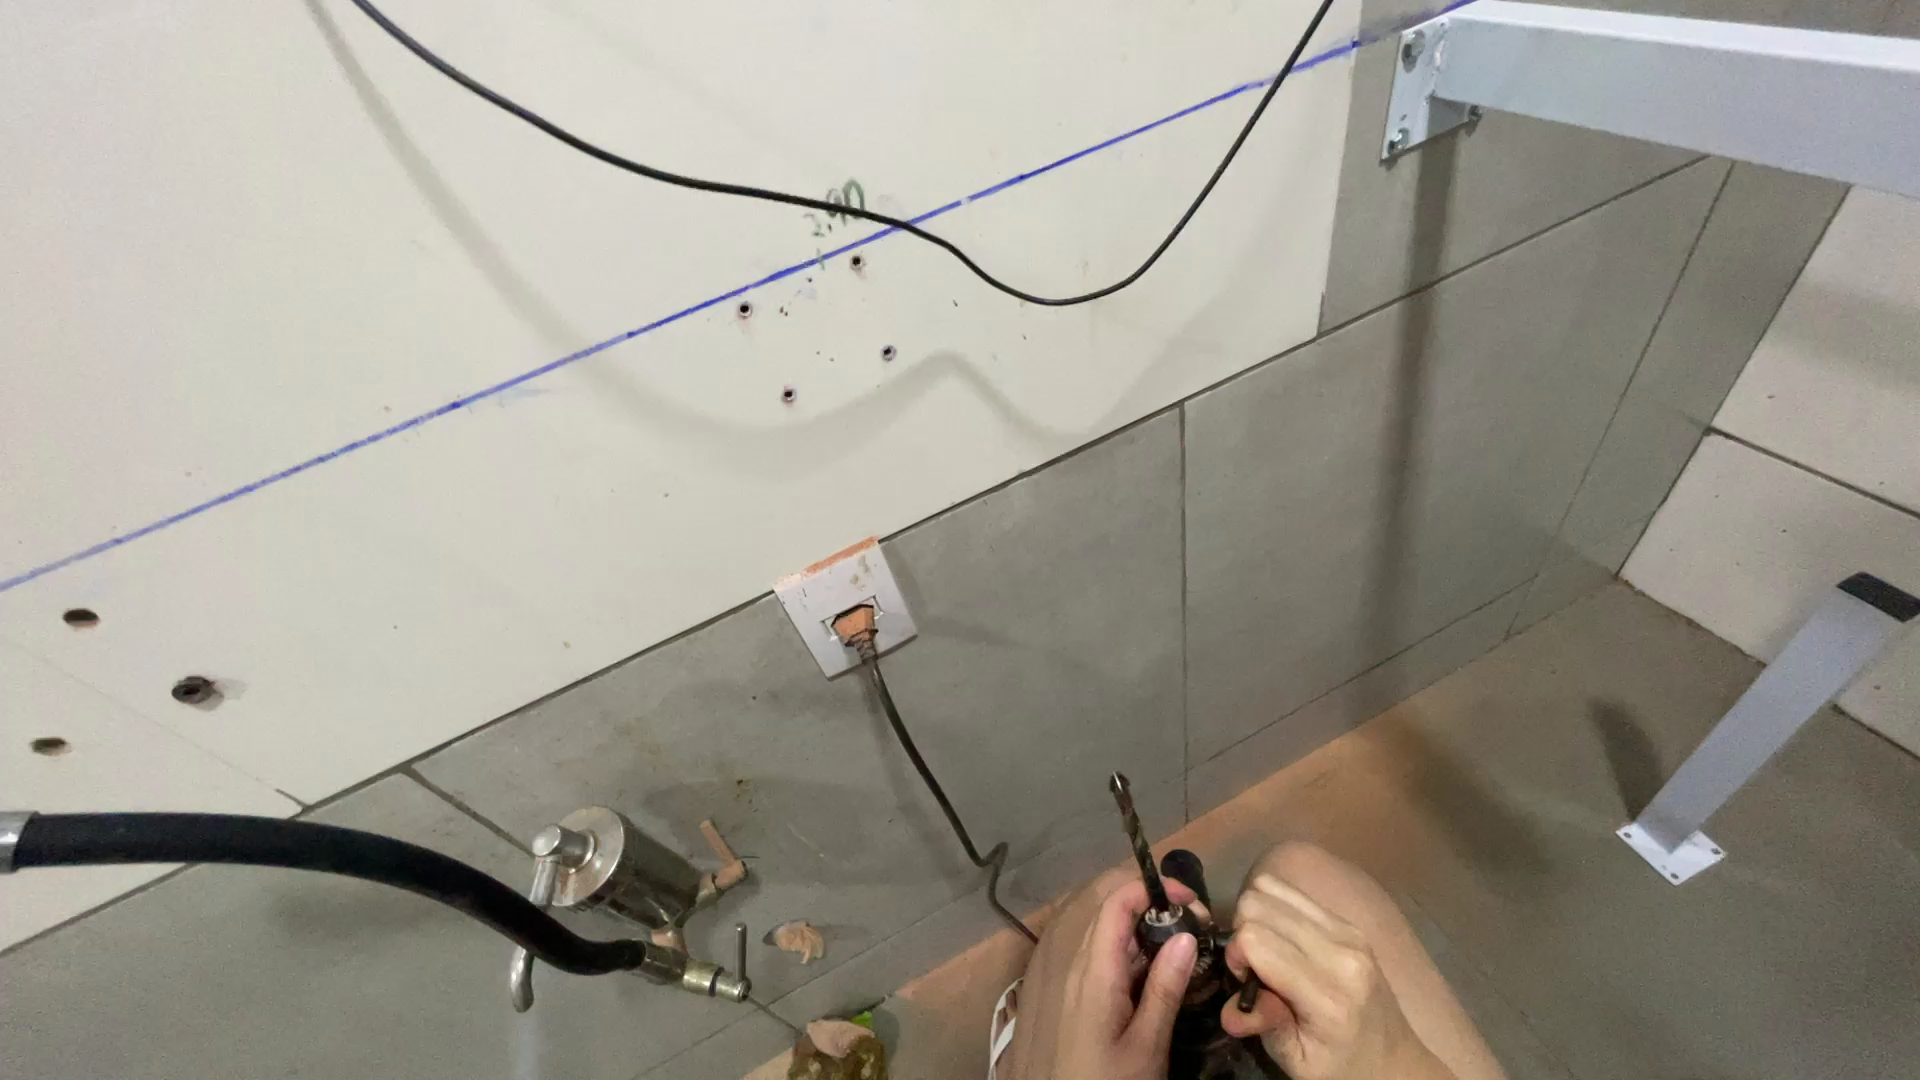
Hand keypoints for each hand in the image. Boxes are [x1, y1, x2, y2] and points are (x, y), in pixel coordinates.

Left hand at [1039, 879, 1199, 1079]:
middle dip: (1153, 904)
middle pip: (1112, 912)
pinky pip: (1104, 956)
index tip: (1190, 897)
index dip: (1151, 887)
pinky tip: (1159, 968)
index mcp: (1095, 969)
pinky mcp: (1077, 995)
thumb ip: (1164, 989)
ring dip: (1144, 927)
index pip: (1116, 902)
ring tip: (1186, 940)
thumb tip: (1186, 937)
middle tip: (1195, 921)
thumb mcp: (1147, 1046)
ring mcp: (1074, 979)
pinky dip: (1133, 950)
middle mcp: (1079, 963)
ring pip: (1108, 933)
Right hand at [1221, 875, 1448, 1079]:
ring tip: (1267, 949)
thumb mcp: (1299, 1064)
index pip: (1255, 939)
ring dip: (1255, 915)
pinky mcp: (1348, 922)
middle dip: (1241, 931)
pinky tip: (1283, 938)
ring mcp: (1348, 931)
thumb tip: (1229, 1012)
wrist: (1399, 1065)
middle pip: (1256, 904)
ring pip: (1269, 887)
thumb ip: (1265, 1028)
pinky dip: (1274, 907)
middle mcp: (1340, 953)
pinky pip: (1290, 891)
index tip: (1245, 981)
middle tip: (1253, 966)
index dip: (1236, 956)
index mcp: (1327, 996)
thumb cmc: (1343, 1071)